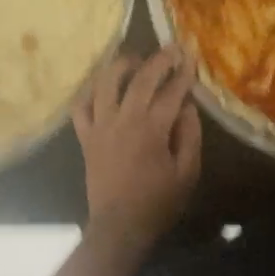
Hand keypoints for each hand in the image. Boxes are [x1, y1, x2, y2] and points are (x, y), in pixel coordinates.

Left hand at [73, 48, 201, 247]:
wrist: (119, 227)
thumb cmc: (158, 203)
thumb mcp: (187, 173)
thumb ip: (190, 136)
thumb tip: (187, 107)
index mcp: (152, 129)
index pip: (171, 92)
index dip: (184, 74)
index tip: (193, 58)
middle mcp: (124, 120)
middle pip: (141, 79)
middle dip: (159, 60)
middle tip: (172, 49)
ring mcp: (100, 126)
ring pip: (106, 84)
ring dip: (121, 66)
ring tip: (135, 60)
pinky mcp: (85, 137)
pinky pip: (81, 107)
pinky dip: (90, 92)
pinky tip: (101, 87)